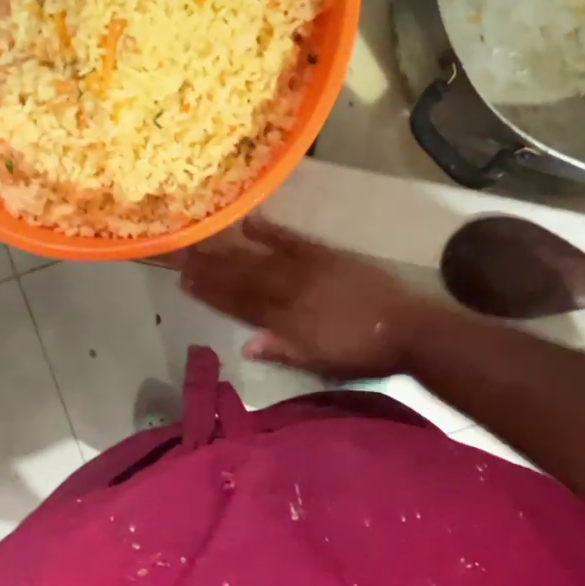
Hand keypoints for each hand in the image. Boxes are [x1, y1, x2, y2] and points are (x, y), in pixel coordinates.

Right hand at [178, 217, 435, 379]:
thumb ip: (281, 351)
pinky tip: (249, 222)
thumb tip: (246, 345)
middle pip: (241, 278)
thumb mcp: (317, 363)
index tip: (183, 281)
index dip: (210, 293)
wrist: (405, 329)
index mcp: (285, 320)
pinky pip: (293, 241)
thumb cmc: (359, 354)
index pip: (238, 304)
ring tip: (201, 239)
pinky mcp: (327, 256)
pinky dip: (271, 232)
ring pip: (260, 259)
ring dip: (228, 250)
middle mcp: (289, 291)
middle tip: (179, 253)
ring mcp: (308, 270)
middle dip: (208, 267)